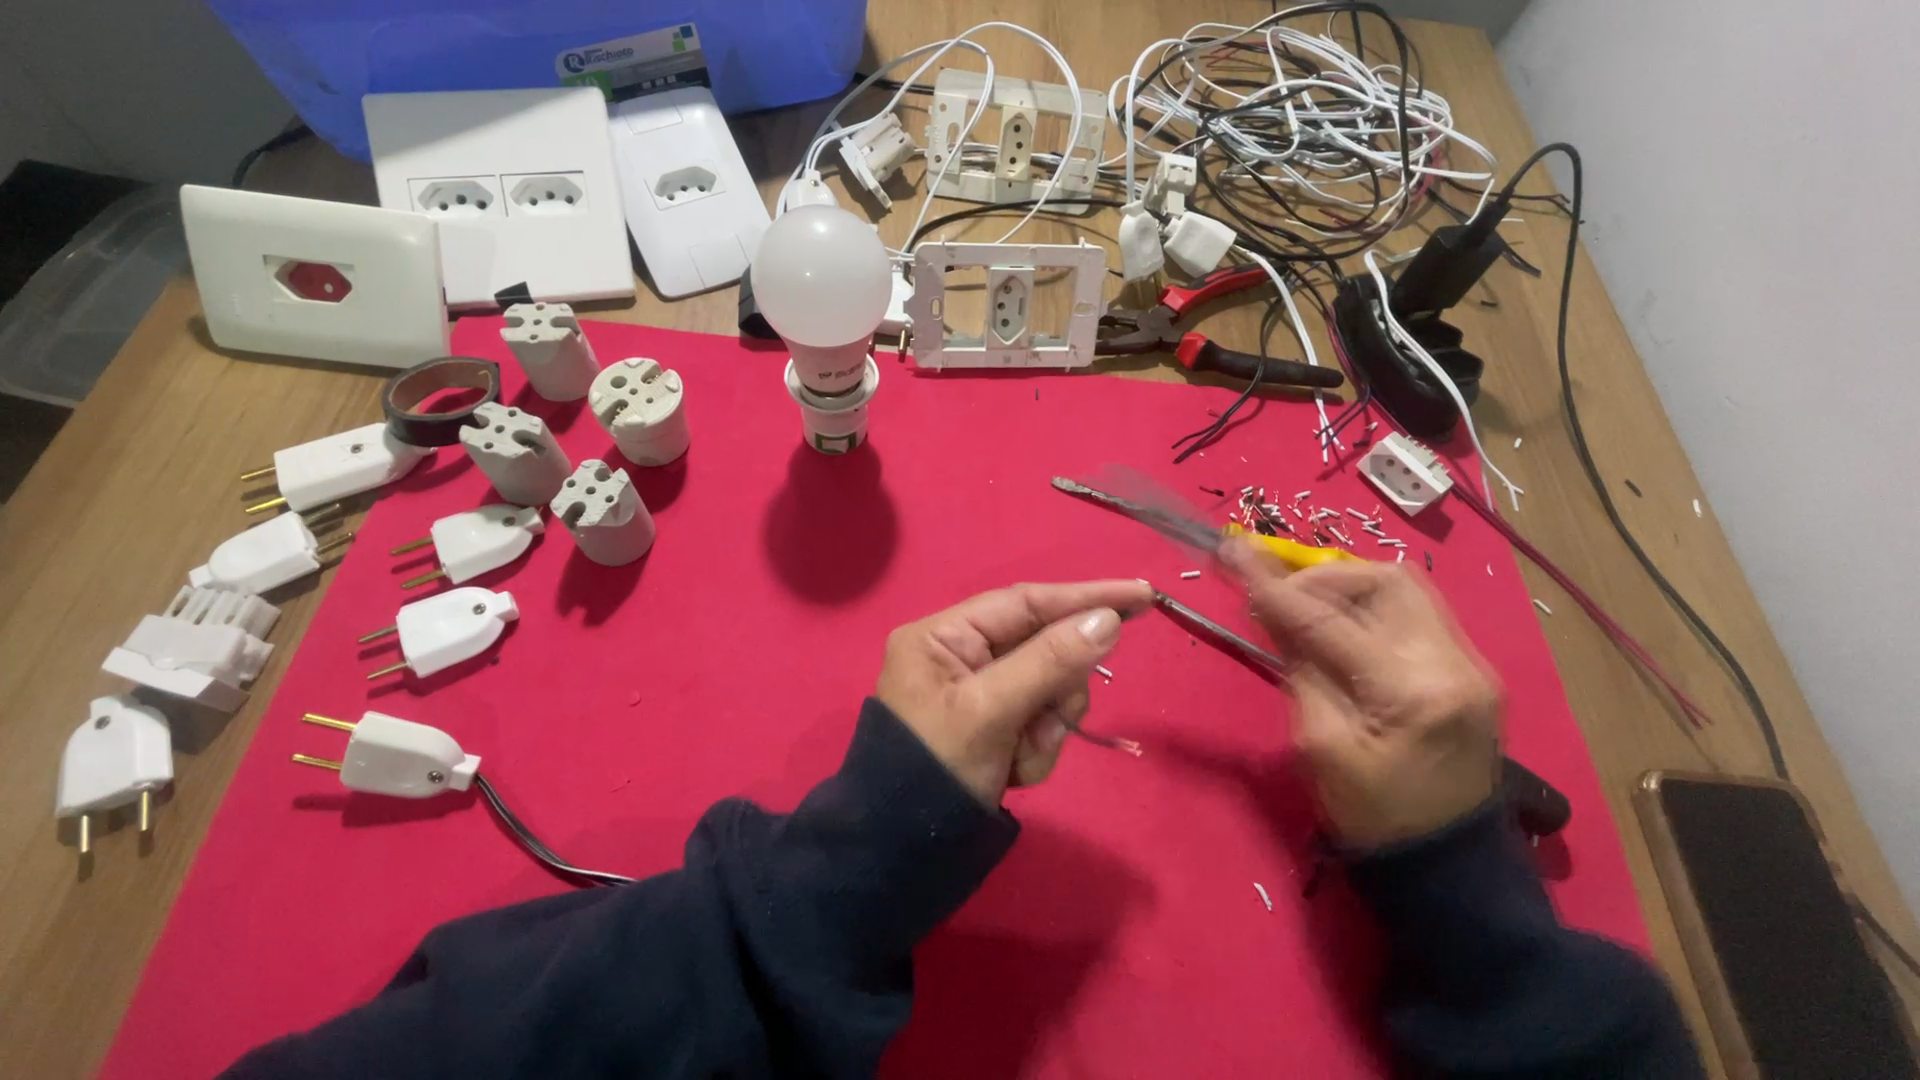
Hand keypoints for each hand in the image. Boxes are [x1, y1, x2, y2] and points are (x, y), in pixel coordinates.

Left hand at [876, 580, 1153, 805]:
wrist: (903, 853)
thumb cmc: (936, 768)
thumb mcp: (990, 711)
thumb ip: (1050, 661)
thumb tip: (1108, 619)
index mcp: (943, 636)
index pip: (1026, 602)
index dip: (1085, 598)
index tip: (1142, 594)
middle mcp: (960, 655)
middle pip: (1043, 648)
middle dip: (1056, 690)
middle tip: (1050, 721)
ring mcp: (978, 693)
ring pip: (1049, 689)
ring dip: (1047, 727)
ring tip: (1021, 755)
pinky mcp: (994, 728)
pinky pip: (1040, 723)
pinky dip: (1036, 749)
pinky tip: (1012, 773)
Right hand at [1223, 540, 1500, 848]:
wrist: (1448, 866)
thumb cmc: (1371, 818)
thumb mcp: (1319, 746)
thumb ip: (1301, 669)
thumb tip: (1275, 613)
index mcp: (1411, 693)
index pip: (1330, 621)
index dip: (1275, 587)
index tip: (1233, 551)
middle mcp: (1454, 664)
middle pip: (1386, 582)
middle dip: (1322, 577)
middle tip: (1278, 596)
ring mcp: (1471, 664)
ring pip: (1405, 589)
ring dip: (1347, 588)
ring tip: (1304, 610)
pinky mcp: (1470, 670)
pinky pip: (1415, 614)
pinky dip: (1369, 609)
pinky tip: (1340, 628)